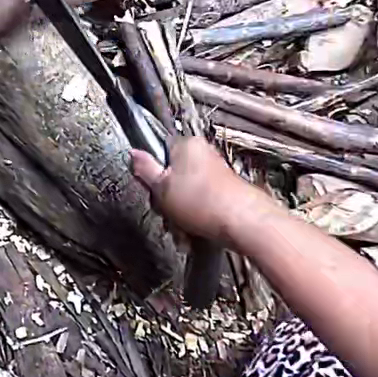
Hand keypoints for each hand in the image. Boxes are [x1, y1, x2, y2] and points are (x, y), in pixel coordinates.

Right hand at [130, 136, 269, 244]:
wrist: (244, 224)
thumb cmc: (204, 203)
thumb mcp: (161, 188)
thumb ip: (144, 169)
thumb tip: (133, 154)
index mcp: (187, 144)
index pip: (158, 150)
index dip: (151, 172)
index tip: (151, 187)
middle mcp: (204, 154)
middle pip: (172, 173)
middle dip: (167, 197)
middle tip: (165, 210)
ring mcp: (217, 173)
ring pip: (186, 191)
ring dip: (180, 212)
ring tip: (181, 227)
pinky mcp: (227, 192)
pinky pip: (202, 203)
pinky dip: (196, 217)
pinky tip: (194, 232)